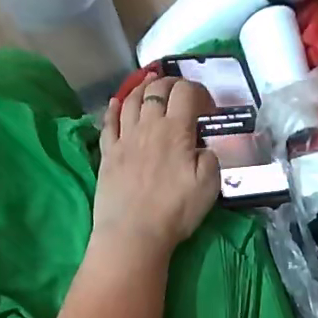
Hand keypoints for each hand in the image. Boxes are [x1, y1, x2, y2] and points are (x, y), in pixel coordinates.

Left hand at [94, 74, 218, 257]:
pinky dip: (113, 108)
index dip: (199, 91)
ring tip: (150, 84)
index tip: (207, 107)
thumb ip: (210, 158)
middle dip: (171, 83)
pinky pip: (108, 123)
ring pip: (131, 101)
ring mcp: (124, 139)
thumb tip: (202, 148)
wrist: (133, 234)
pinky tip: (116, 102)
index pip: (186, 92)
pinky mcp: (107, 155)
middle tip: (180, 90)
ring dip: (142, 88)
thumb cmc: (175, 211)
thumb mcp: (209, 185)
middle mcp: (148, 126)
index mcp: (175, 130)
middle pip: (157, 90)